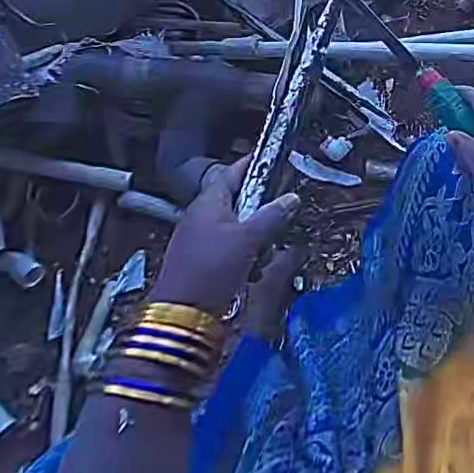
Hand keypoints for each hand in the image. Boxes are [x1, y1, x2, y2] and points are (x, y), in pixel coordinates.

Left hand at [149, 155, 300, 313]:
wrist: (182, 314)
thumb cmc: (211, 268)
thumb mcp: (247, 239)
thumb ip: (271, 216)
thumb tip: (291, 198)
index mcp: (209, 201)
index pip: (233, 172)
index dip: (253, 163)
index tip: (271, 158)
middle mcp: (203, 215)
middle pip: (239, 201)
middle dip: (261, 212)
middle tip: (279, 218)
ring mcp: (201, 238)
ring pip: (238, 228)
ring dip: (255, 240)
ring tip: (263, 255)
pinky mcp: (203, 261)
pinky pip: (231, 249)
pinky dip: (245, 257)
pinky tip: (251, 273)